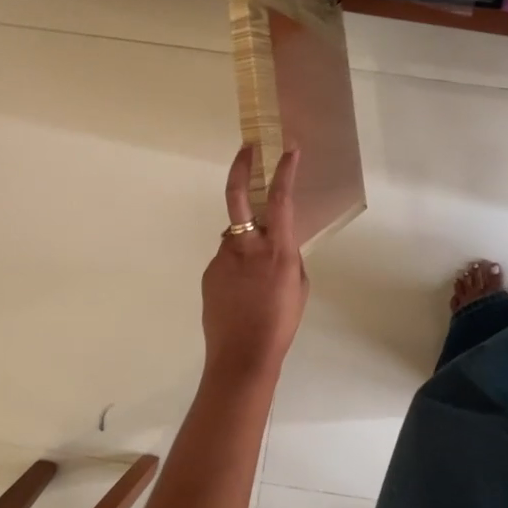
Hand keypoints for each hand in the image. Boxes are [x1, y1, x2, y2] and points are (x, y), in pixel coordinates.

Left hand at [201, 146, 307, 382]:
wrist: (242, 358)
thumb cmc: (280, 323)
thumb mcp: (298, 285)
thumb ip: (288, 257)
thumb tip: (275, 244)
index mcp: (276, 250)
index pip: (282, 199)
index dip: (286, 170)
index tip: (290, 149)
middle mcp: (247, 246)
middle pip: (237, 196)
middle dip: (241, 167)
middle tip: (246, 149)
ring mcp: (222, 259)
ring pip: (235, 235)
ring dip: (247, 242)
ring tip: (256, 278)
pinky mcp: (209, 274)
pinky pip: (227, 259)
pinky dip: (237, 266)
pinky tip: (243, 294)